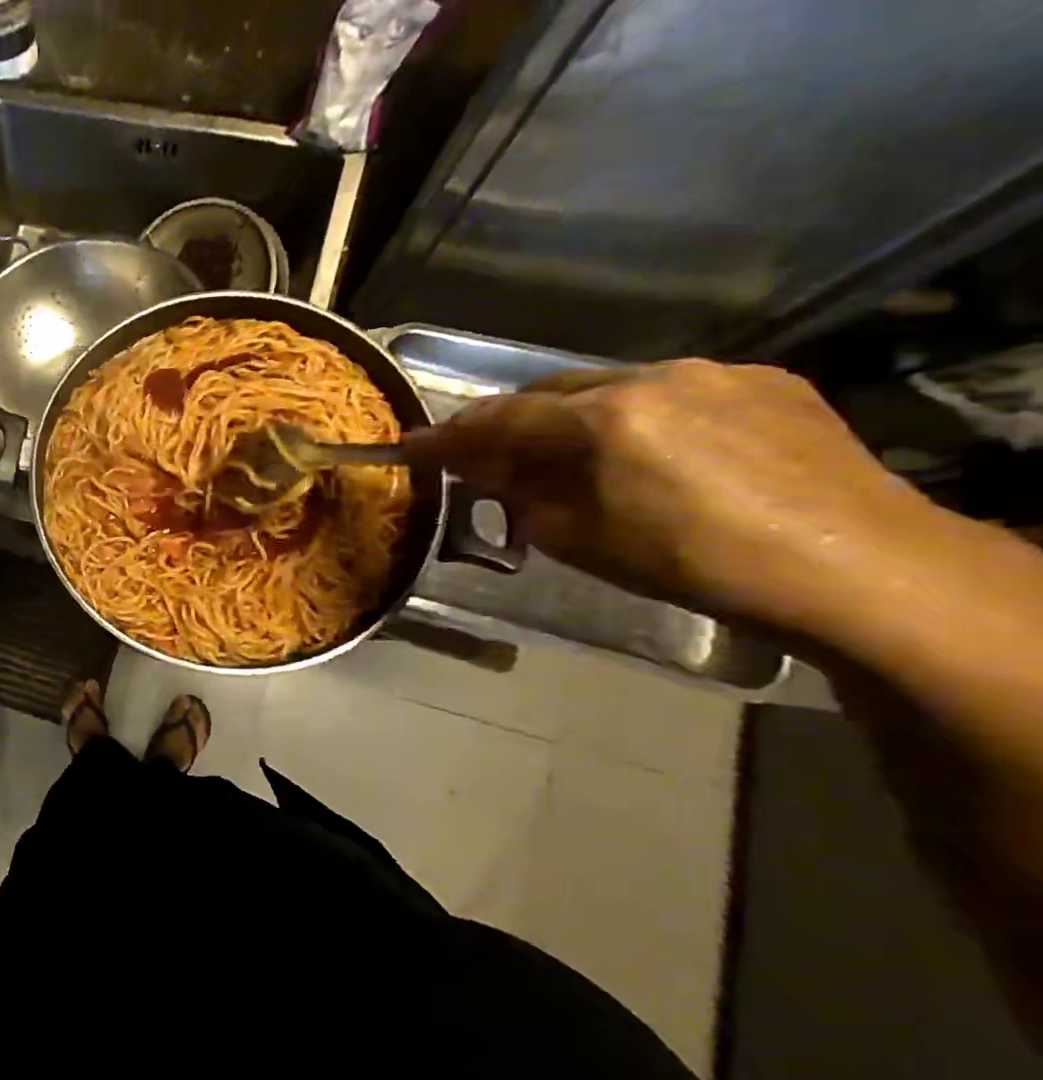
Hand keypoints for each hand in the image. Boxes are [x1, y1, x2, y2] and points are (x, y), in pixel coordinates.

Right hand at [411, 358, 938, 632]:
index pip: (500, 419)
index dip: (449, 435)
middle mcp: (651, 377)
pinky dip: (641, 415)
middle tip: (489, 455)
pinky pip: (673, 390)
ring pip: (612, 386)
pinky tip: (657, 453)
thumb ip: (518, 495)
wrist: (852, 567)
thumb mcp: (581, 539)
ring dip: (577, 417)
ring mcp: (713, 372)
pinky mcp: (764, 380)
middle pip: (550, 391)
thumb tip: (478, 471)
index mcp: (604, 419)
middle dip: (511, 422)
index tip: (412, 446)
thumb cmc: (694, 565)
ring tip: (577, 457)